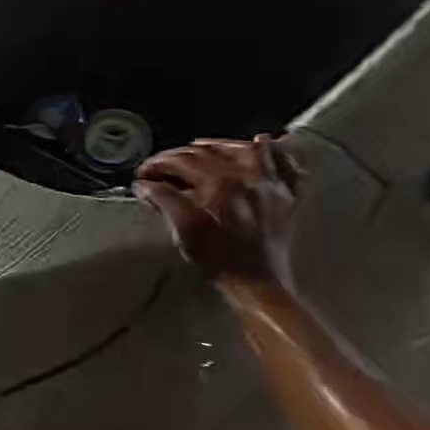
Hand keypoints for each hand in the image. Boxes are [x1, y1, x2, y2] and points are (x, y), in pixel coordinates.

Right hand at [133, 135, 301, 283]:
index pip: (182, 160)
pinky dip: (271, 150)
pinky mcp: (285, 194)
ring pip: (242, 148)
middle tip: (163, 167)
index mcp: (220, 183)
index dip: (158, 163)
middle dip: (180, 156)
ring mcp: (270, 183)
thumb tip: (144, 184)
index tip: (144, 173)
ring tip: (199, 151)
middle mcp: (247, 175)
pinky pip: (283, 161)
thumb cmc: (219, 261)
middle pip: (208, 151)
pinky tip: (259, 143)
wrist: (258, 286)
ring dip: (217, 146)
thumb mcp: (184, 231)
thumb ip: (163, 201)